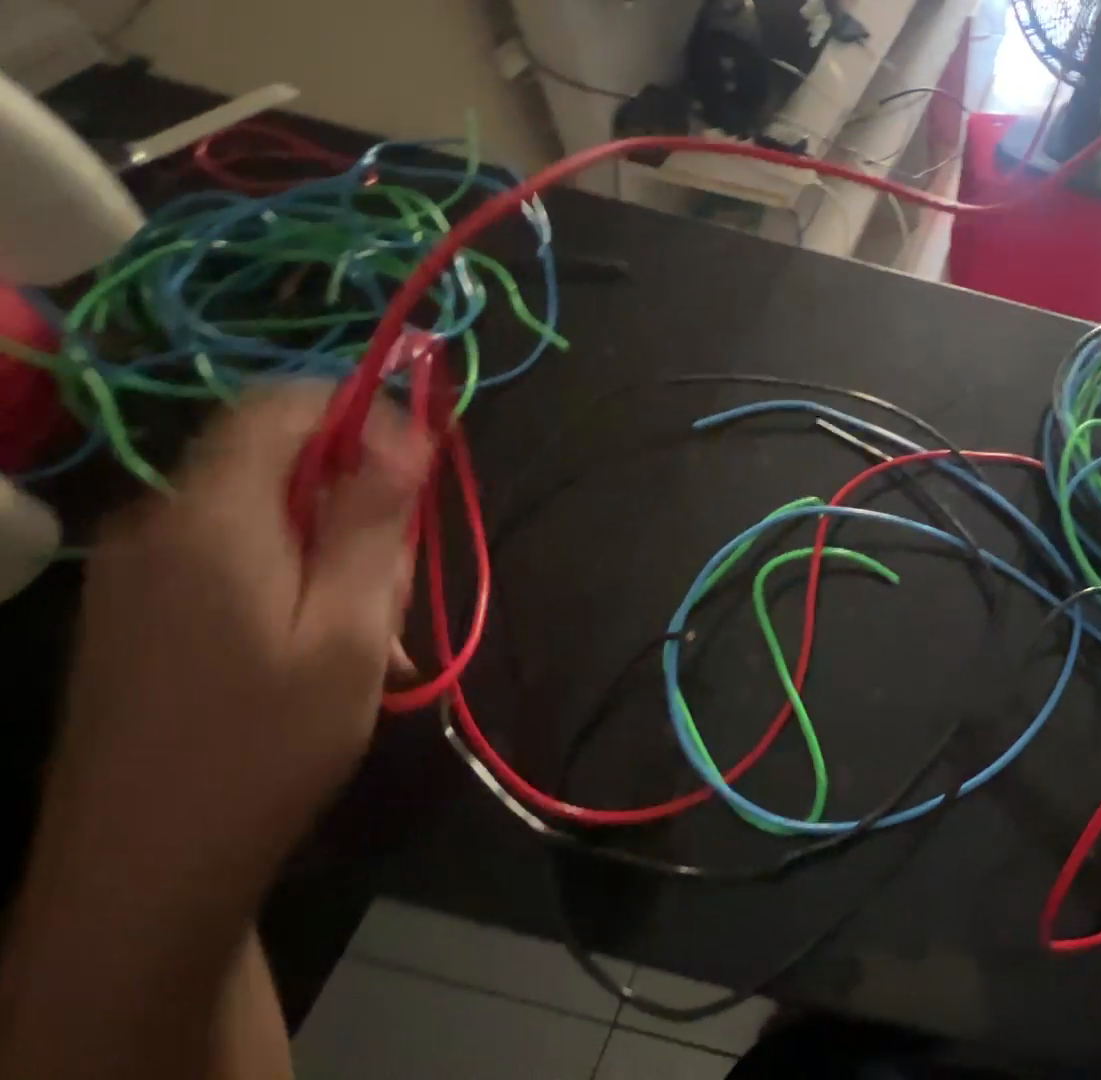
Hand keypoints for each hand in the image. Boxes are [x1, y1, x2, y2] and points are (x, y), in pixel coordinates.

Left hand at [47, 382, 428, 898]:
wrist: (142, 868)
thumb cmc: (268, 744)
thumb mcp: (351, 629)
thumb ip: (374, 522)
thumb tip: (404, 430)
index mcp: (212, 518)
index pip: (281, 407)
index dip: (361, 412)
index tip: (424, 467)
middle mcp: (159, 526)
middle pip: (278, 465)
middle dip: (356, 505)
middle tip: (399, 590)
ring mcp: (138, 572)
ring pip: (263, 518)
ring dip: (333, 554)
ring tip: (370, 641)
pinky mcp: (136, 614)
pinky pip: (230, 561)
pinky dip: (293, 583)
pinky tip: (320, 654)